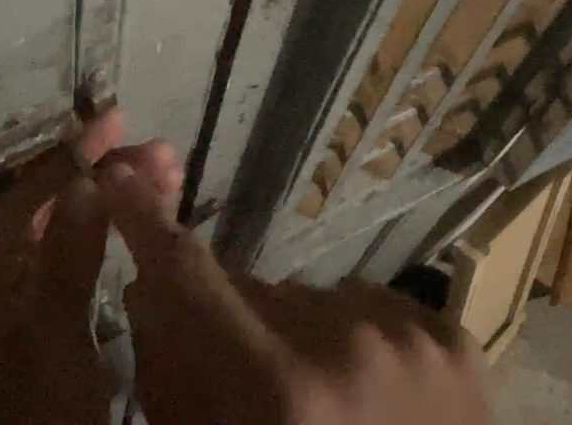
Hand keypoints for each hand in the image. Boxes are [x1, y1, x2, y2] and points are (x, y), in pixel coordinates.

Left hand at [0, 109, 180, 423]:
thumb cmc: (39, 415)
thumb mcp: (55, 338)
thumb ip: (69, 253)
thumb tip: (87, 179)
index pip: (24, 192)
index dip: (73, 153)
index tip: (119, 120)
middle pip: (42, 201)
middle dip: (100, 172)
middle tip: (157, 152)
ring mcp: (6, 291)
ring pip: (58, 221)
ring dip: (106, 195)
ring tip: (162, 171)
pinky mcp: (31, 309)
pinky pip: (65, 250)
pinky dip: (100, 229)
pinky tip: (133, 211)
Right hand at [98, 159, 490, 424]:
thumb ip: (169, 374)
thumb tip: (145, 284)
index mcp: (279, 391)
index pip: (187, 274)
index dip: (145, 220)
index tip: (116, 175)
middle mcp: (346, 347)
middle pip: (253, 291)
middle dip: (238, 321)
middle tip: (255, 382)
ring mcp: (410, 340)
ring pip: (311, 296)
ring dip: (300, 330)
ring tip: (322, 397)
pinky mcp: (456, 343)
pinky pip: (370, 306)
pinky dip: (357, 335)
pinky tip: (368, 392)